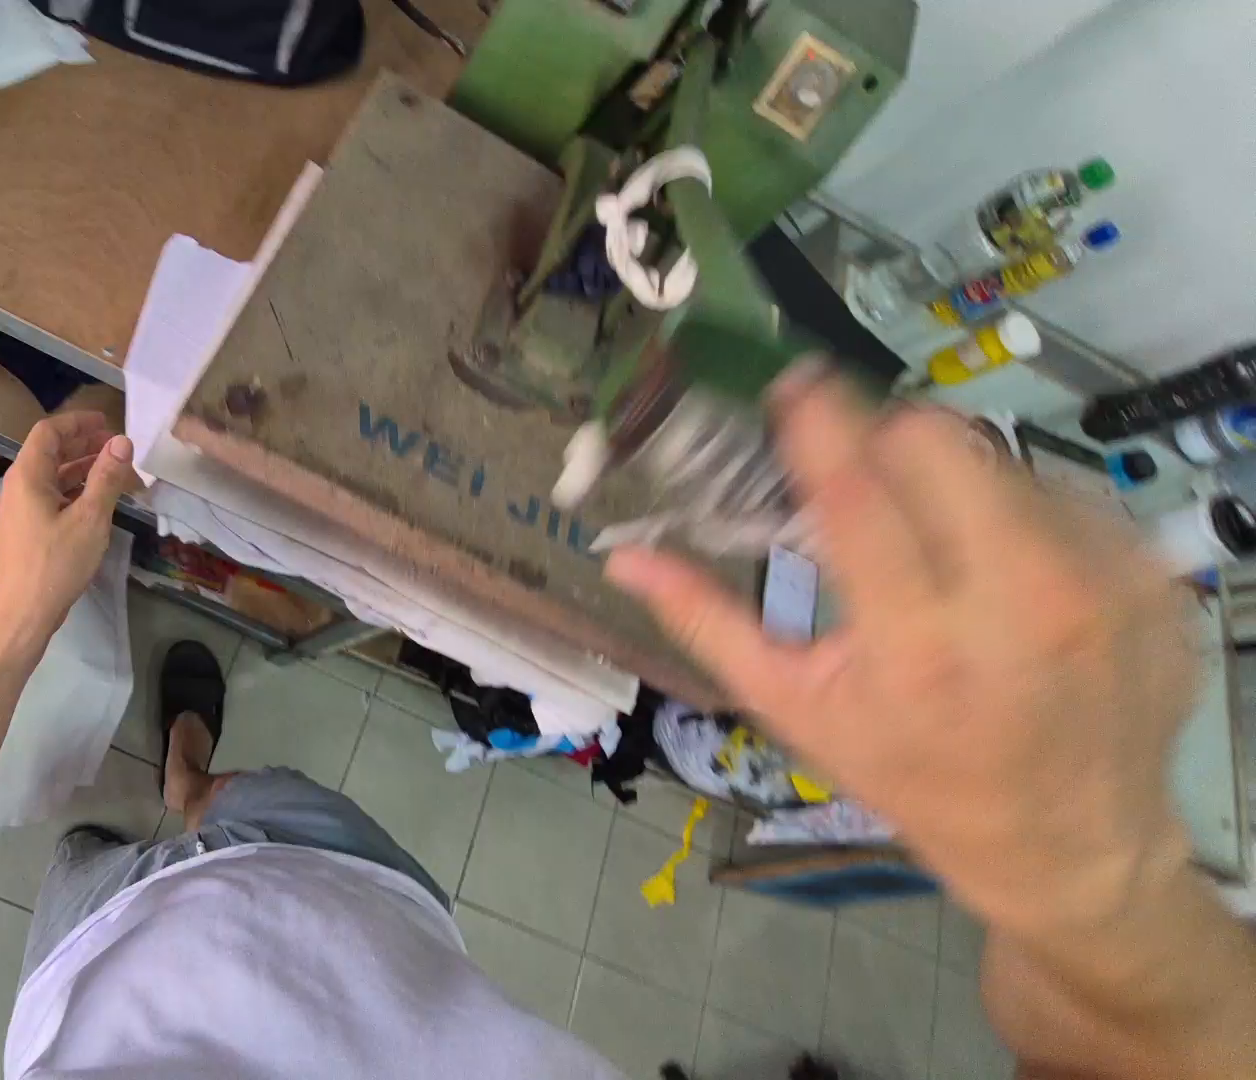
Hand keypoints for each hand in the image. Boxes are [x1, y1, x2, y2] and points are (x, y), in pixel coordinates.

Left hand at [0, 412, 141, 648]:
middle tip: (118, 447)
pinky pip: (52, 497)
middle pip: (50, 452)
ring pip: (53, 476)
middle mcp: (19, 486)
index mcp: (28, 476)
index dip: (78, 422)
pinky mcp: (27, 529)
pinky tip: (99, 501)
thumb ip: (106, 477)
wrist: (22, 614)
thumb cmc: (55, 564)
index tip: (108, 423)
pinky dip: (76, 491)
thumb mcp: (90, 518)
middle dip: (84, 444)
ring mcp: (21, 509)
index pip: (49, 432)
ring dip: (83, 469)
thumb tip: (122, 441)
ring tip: (117, 473)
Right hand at [604, 364, 1199, 935]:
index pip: (859, 500)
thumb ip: (702, 620)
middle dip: (883, 439)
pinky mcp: (1160, 577)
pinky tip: (990, 558)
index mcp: (915, 642)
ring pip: (999, 458)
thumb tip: (623, 558)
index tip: (792, 382)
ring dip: (941, 473)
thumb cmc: (898, 764)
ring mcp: (1109, 585)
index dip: (819, 428)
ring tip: (924, 530)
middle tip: (853, 468)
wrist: (1064, 838)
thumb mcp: (783, 702)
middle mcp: (1025, 603)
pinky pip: (1060, 488)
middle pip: (942, 447)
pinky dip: (1005, 503)